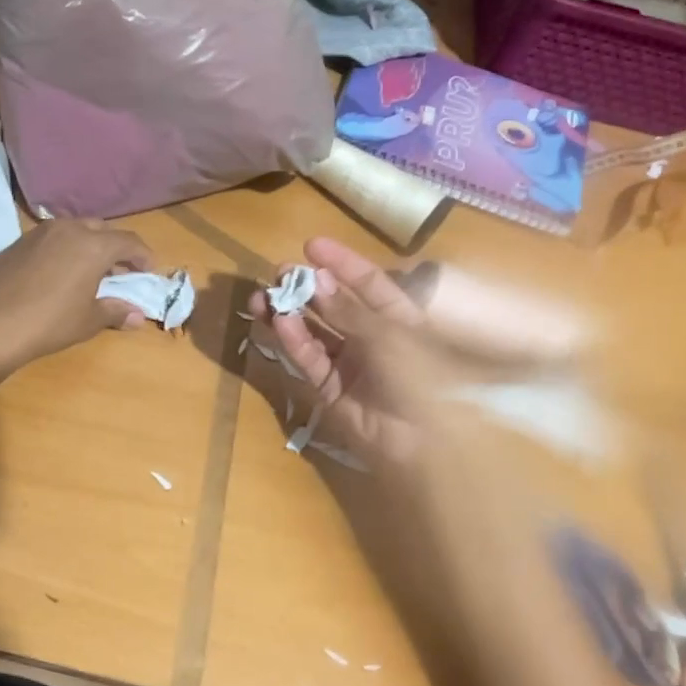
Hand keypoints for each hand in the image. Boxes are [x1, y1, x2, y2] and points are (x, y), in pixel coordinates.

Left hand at [0, 219, 151, 384]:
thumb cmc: (48, 324)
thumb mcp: (87, 320)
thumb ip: (115, 311)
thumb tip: (136, 315)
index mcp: (93, 244)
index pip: (128, 241)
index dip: (143, 256)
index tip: (149, 270)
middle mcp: (67, 229)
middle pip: (101, 230)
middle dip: (115, 248)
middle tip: (121, 271)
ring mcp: (38, 233)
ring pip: (73, 230)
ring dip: (88, 246)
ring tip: (91, 272)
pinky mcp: (16, 243)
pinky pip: (51, 239)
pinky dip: (64, 250)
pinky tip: (60, 274)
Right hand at [249, 237, 441, 470]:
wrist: (422, 440)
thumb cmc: (418, 376)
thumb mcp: (387, 334)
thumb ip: (347, 309)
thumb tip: (314, 278)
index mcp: (399, 318)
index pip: (367, 282)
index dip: (341, 262)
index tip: (310, 245)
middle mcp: (371, 337)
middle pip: (334, 305)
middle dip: (307, 288)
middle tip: (279, 272)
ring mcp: (349, 363)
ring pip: (314, 332)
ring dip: (290, 313)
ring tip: (264, 297)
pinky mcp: (329, 388)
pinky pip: (309, 359)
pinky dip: (293, 341)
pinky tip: (279, 323)